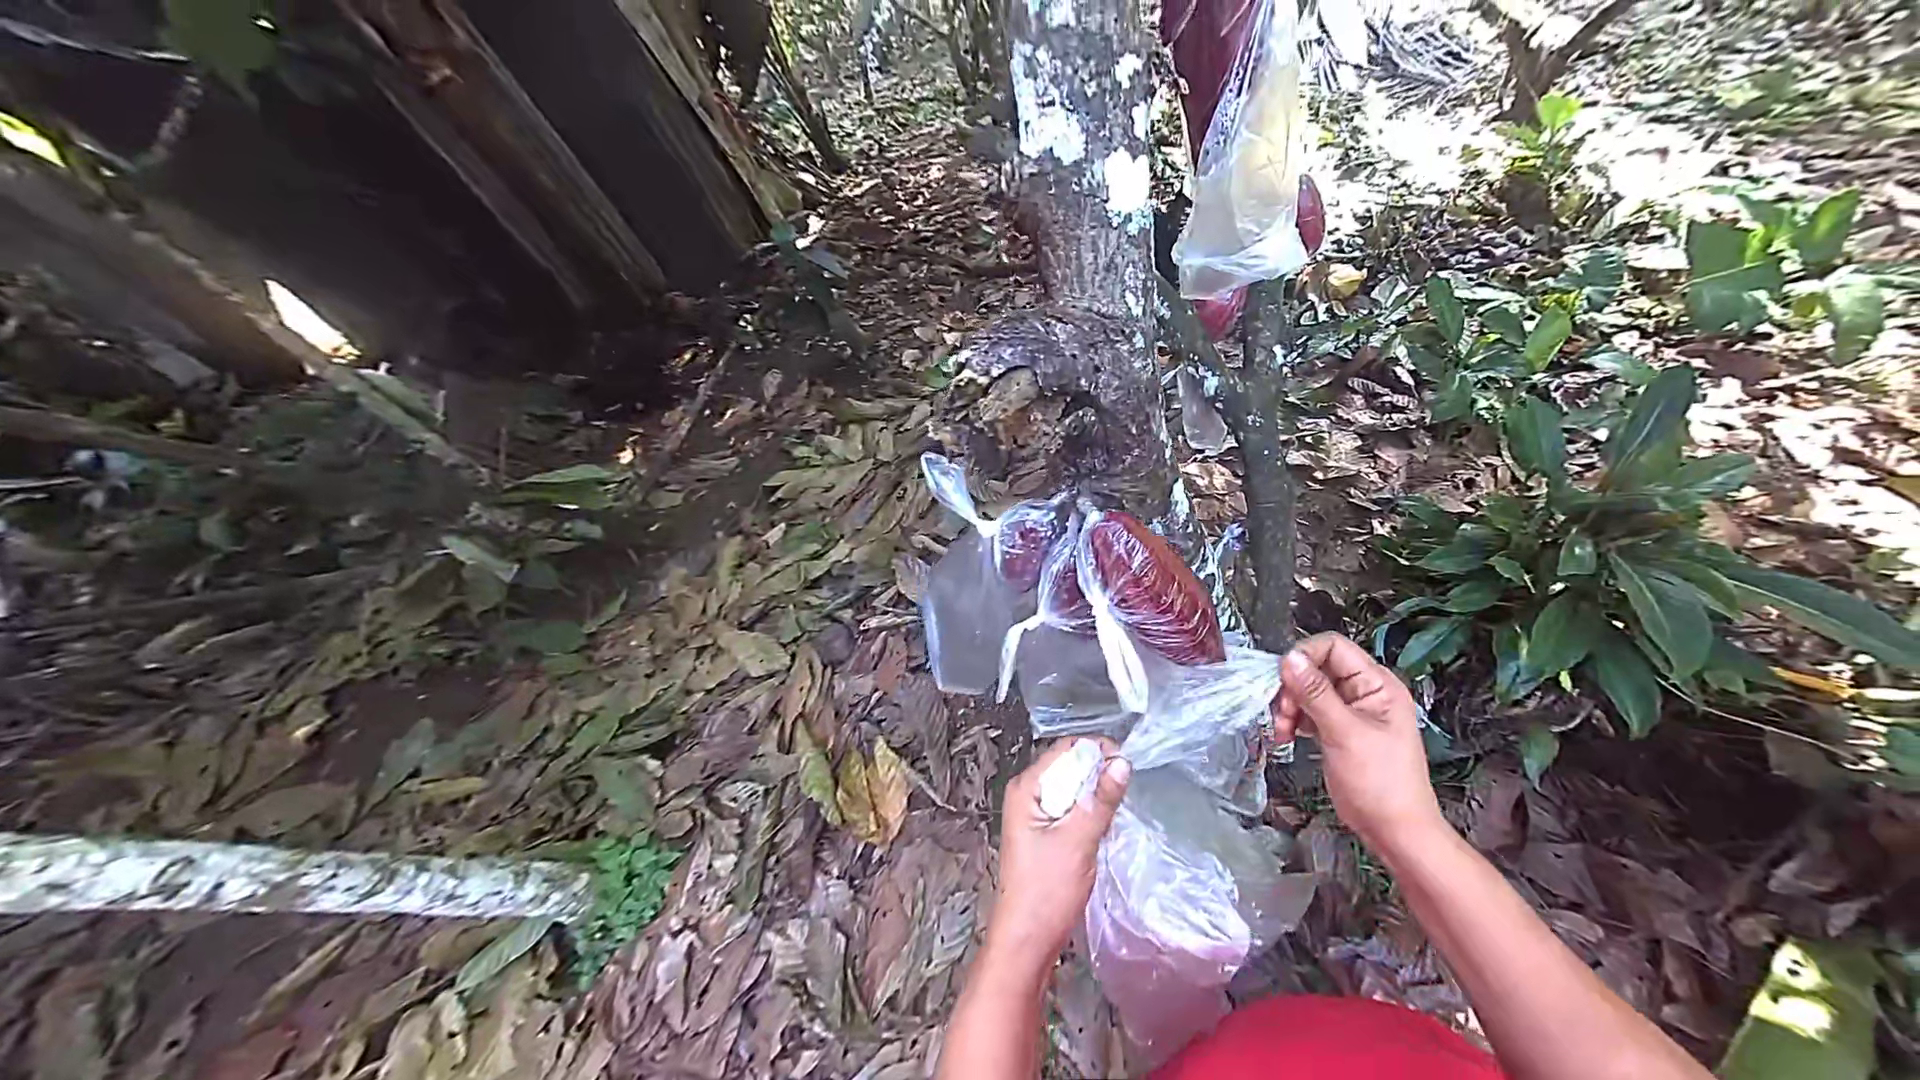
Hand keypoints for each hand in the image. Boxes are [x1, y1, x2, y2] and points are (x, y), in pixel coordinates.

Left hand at [988, 736, 1130, 964]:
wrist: (1026, 941)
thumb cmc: (1046, 891)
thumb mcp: (1078, 841)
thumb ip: (1100, 800)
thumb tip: (1122, 763)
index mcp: (1026, 788)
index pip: (1065, 750)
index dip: (1096, 751)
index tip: (1126, 763)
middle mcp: (1027, 794)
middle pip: (1068, 766)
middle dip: (1097, 773)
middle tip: (1125, 787)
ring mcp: (1034, 814)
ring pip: (1072, 789)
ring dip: (1094, 794)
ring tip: (1115, 808)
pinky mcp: (1044, 834)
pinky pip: (1071, 809)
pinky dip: (1088, 812)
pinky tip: (1101, 826)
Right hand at [1277, 632, 1446, 857]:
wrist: (1393, 830)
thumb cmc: (1380, 783)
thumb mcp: (1344, 733)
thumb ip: (1315, 693)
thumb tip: (1289, 658)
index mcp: (1377, 684)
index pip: (1332, 647)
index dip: (1304, 657)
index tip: (1283, 681)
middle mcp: (1363, 691)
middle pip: (1314, 668)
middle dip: (1291, 687)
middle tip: (1281, 713)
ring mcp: (1349, 709)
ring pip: (1305, 688)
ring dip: (1288, 705)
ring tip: (1282, 730)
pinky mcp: (1336, 727)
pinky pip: (1306, 709)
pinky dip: (1292, 719)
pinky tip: (1285, 736)